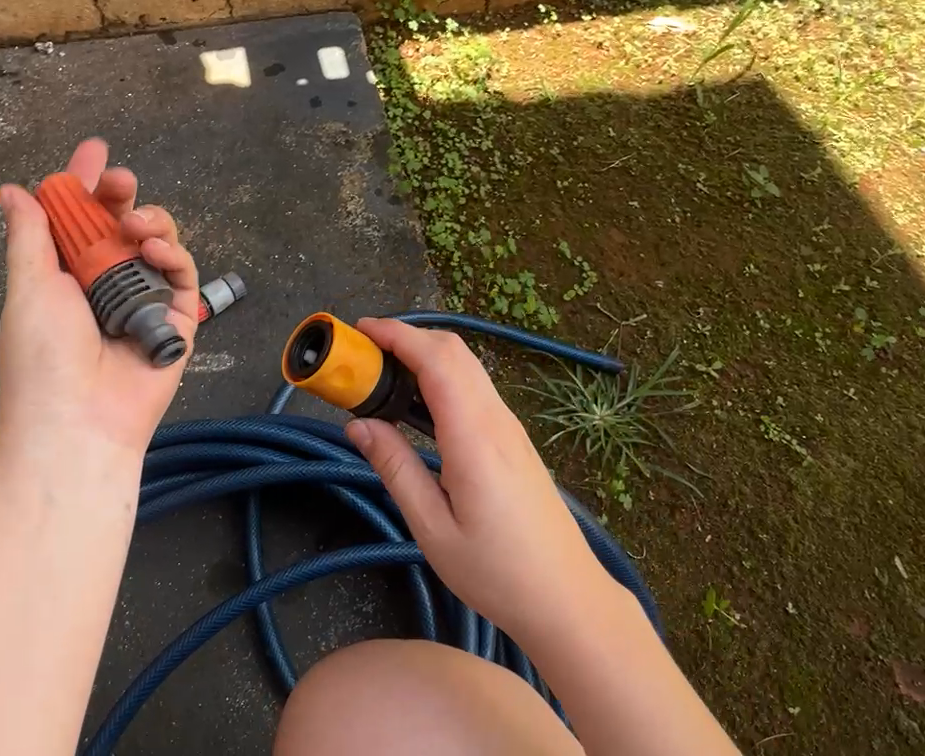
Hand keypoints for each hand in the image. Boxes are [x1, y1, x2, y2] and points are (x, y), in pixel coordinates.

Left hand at [0, 139, 198, 454]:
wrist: (79, 420)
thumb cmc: (41, 356)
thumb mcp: (29, 289)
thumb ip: (29, 236)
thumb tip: (11, 191)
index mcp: (65, 274)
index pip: (78, 219)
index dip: (84, 183)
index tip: (95, 151)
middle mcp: (105, 282)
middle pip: (121, 224)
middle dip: (122, 195)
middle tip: (120, 181)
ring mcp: (142, 299)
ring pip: (157, 242)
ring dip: (150, 222)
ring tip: (137, 225)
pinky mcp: (176, 317)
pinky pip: (181, 274)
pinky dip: (173, 254)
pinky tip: (156, 250)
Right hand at [343, 319, 623, 642]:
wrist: (566, 595)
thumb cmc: (497, 572)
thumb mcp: (432, 529)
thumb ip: (395, 469)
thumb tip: (358, 425)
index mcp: (475, 437)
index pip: (436, 361)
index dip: (397, 335)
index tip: (360, 330)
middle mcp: (497, 420)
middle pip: (454, 352)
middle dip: (408, 337)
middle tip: (364, 352)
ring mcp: (511, 427)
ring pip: (468, 367)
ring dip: (426, 355)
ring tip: (384, 374)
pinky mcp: (515, 439)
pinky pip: (476, 388)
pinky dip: (443, 376)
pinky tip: (419, 404)